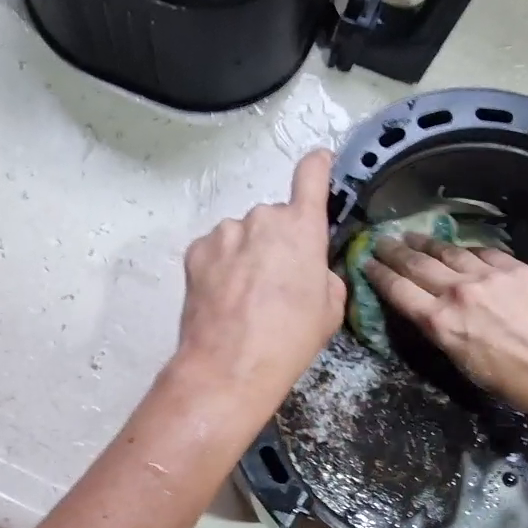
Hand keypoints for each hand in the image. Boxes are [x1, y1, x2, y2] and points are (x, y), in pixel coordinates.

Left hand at [171, 150, 345, 408]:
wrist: (229, 366)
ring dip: (247, 254)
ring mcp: (224, 232)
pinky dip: (221, 266)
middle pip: (275, 219)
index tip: (319, 162)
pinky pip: (216, 250)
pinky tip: (224, 298)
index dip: (318, 165)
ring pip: (243, 235)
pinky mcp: (196, 250)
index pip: (311, 175)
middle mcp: (262, 218)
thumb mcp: (331, 309)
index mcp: (301, 227)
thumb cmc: (290, 339)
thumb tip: (310, 269)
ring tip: (246, 297)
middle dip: (278, 242)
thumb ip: (324, 274)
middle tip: (277, 283)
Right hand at [364, 233, 527, 416]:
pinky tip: (458, 249)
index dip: (378, 274)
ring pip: (447, 251)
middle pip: (416, 263)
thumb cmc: (512, 382)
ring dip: (425, 243)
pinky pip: (480, 252)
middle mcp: (458, 291)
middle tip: (382, 242)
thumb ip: (439, 330)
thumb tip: (426, 309)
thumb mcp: (461, 362)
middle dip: (394, 252)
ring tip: (412, 237)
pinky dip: (463, 250)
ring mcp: (488, 274)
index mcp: (440, 321)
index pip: (398, 289)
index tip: (367, 262)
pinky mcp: (515, 267)